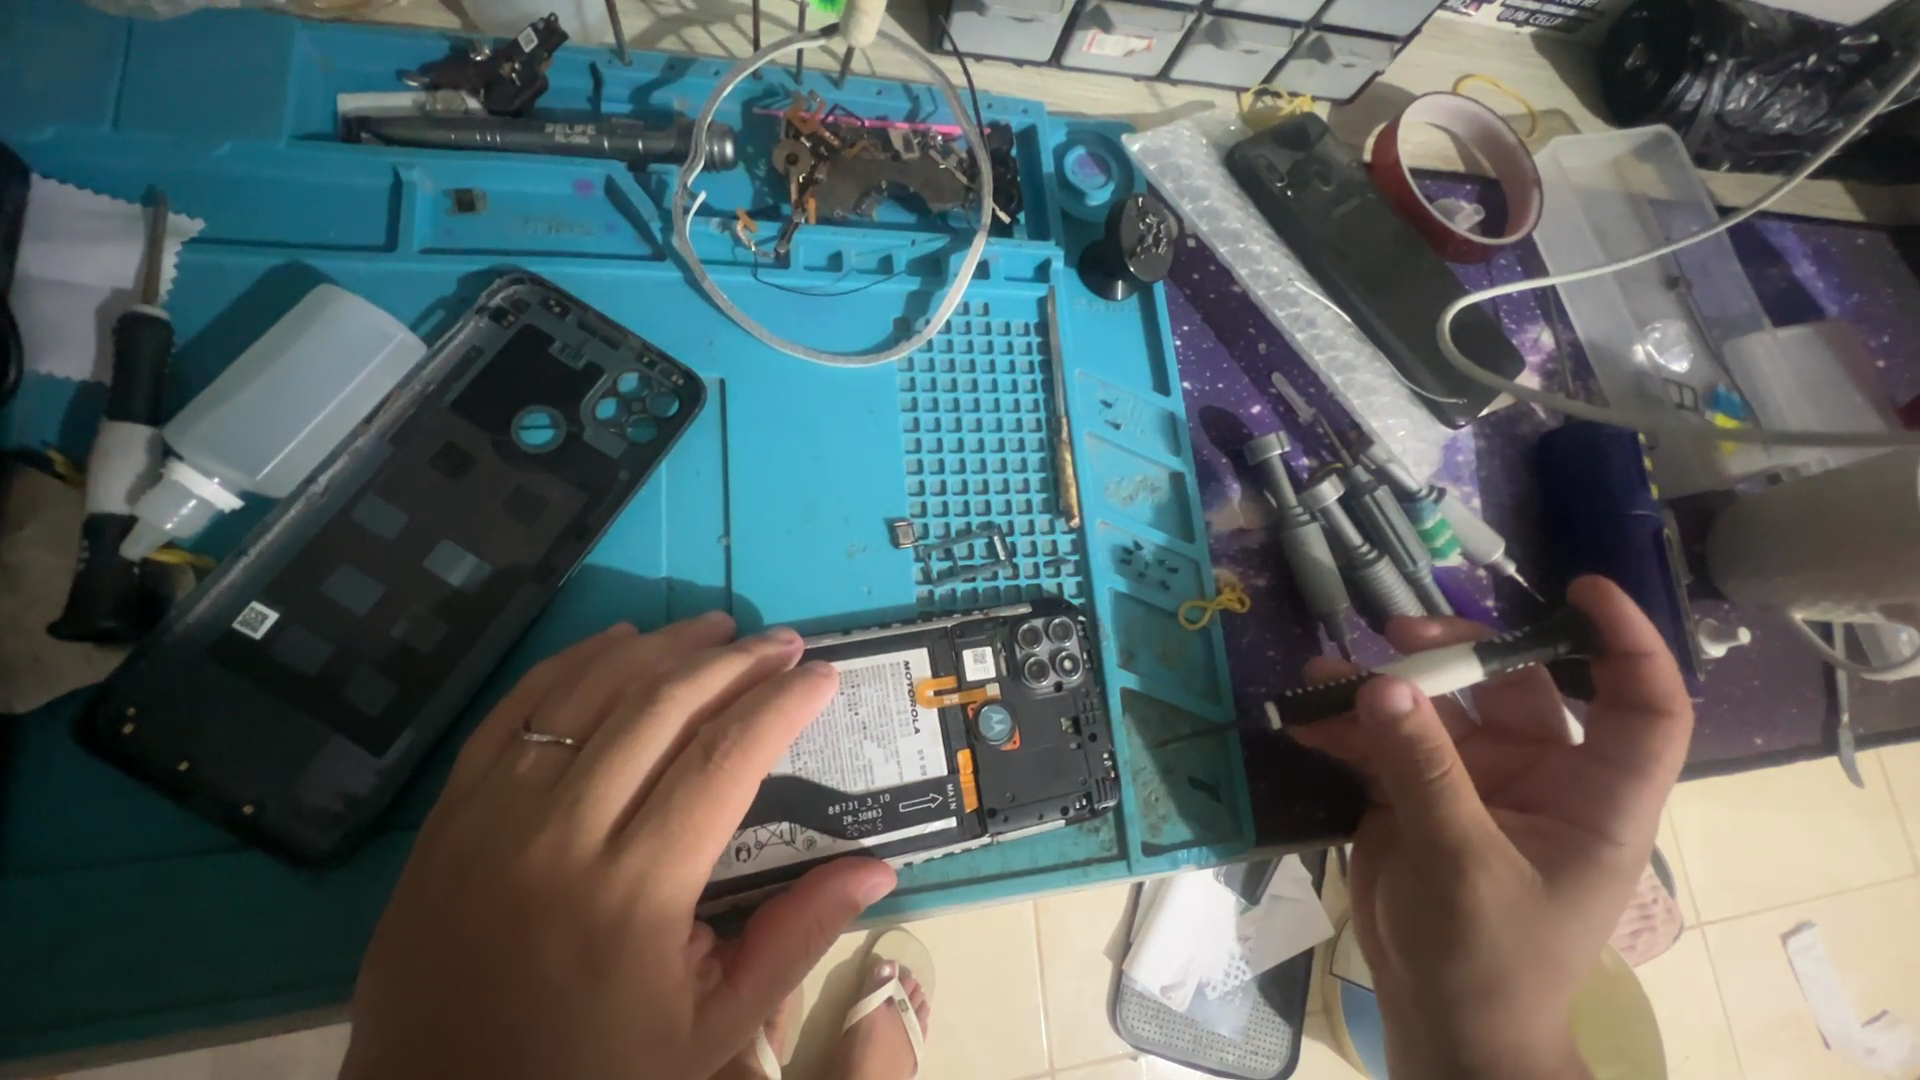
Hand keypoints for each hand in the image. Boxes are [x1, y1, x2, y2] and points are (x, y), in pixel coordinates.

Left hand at [341, 614, 897, 1079]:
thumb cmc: (592, 1071)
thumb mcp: (712, 1026)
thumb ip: (797, 936)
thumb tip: (879, 866)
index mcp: (635, 893)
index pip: (725, 760)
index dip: (781, 705)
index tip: (822, 675)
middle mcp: (562, 835)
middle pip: (663, 708)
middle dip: (736, 662)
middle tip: (784, 642)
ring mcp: (495, 815)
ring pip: (591, 691)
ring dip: (664, 646)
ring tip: (719, 628)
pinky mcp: (451, 811)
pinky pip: (520, 707)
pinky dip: (578, 660)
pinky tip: (624, 640)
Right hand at [1288, 576, 1691, 1079]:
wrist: (1437, 1014)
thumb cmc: (1490, 956)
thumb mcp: (1463, 862)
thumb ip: (1423, 770)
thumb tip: (1380, 682)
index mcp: (1592, 797)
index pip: (1640, 706)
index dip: (1624, 644)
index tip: (1578, 591)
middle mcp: (1536, 775)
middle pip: (1512, 686)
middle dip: (1456, 653)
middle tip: (1395, 634)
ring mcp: (1468, 780)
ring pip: (1430, 709)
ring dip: (1377, 689)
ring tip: (1319, 676)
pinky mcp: (1410, 792)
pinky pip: (1378, 741)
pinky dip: (1341, 728)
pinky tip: (1301, 718)